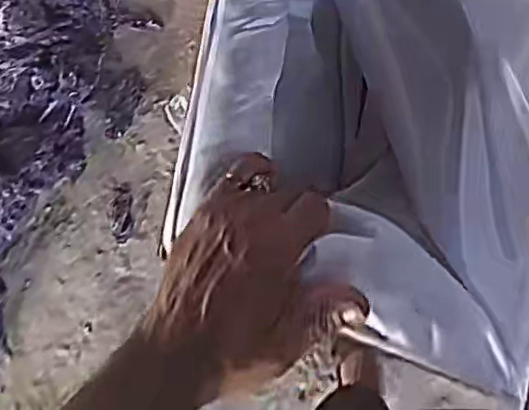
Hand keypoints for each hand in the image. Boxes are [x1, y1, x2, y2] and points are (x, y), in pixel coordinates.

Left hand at [139, 154, 365, 401]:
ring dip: (278, 194)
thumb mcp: (285, 342)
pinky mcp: (204, 213)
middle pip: (294, 192)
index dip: (323, 220)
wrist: (173, 356)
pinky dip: (248, 174)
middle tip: (302, 233)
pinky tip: (254, 186)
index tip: (321, 234)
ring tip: (279, 214)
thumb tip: (355, 300)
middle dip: (303, 210)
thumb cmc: (224, 350)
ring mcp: (226, 212)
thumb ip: (323, 313)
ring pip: (267, 180)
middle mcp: (252, 219)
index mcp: (278, 245)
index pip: (316, 206)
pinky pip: (233, 174)